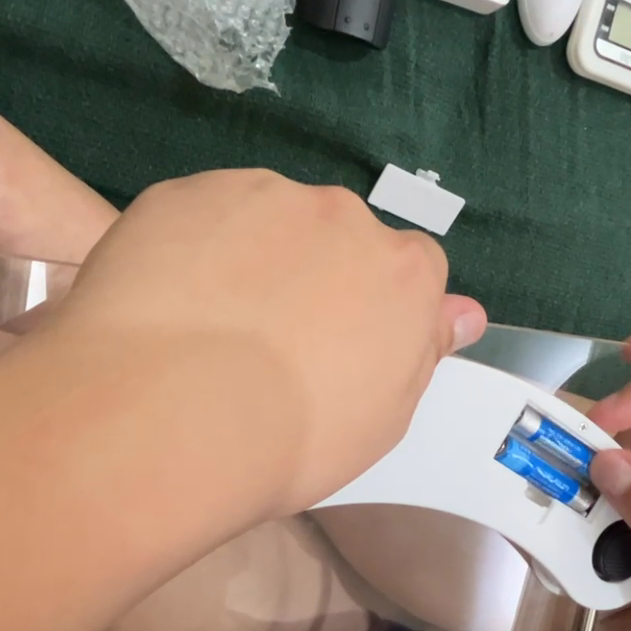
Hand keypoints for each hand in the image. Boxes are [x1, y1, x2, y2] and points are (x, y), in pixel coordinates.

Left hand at [52, 169, 487, 512]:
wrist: (175, 416)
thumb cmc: (294, 437)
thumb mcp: (381, 416)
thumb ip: (422, 351)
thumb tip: (463, 313)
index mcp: (402, 271)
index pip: (410, 267)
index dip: (374, 305)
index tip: (341, 343)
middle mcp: (341, 216)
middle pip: (338, 237)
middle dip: (314, 274)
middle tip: (269, 340)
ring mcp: (261, 196)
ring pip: (267, 219)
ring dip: (252, 256)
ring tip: (210, 324)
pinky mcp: (186, 193)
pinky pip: (201, 215)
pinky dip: (191, 247)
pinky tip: (167, 301)